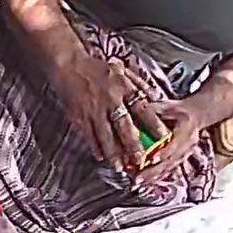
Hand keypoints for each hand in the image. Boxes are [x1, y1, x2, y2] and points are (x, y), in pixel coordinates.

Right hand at [45, 50, 167, 172]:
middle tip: (140, 160)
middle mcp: (110, 101)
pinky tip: (100, 157)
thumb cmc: (95, 67)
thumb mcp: (121, 69)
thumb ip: (137, 84)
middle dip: (132, 145)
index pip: (142, 109)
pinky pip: (88, 135)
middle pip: (123, 127)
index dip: (153, 124)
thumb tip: (153, 96)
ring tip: (119, 166)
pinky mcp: (79, 117)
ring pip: (105, 136)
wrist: (69, 66)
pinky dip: (94, 147)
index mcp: (123, 88)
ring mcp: (93, 111)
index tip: (163, 137)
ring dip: (112, 153)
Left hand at [137, 95, 211, 183]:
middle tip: (137, 179)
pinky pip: (168, 170)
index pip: (175, 143)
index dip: (163, 152)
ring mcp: (186, 153)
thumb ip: (151, 112)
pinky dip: (156, 177)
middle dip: (153, 171)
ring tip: (137, 183)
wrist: (195, 114)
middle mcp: (189, 143)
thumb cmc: (176, 109)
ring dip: (153, 177)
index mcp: (186, 129)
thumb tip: (135, 118)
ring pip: (169, 168)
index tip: (151, 160)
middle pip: (171, 160)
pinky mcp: (181, 159)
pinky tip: (144, 183)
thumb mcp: (165, 106)